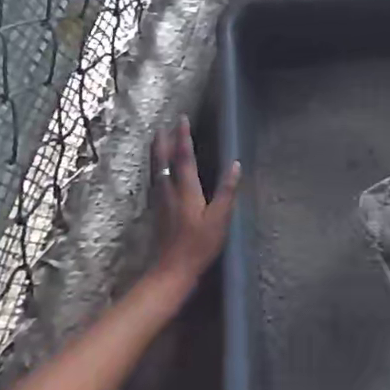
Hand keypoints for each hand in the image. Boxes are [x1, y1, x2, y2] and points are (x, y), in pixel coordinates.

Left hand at [148, 116, 239, 286]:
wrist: (172, 269)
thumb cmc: (199, 245)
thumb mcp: (219, 219)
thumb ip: (227, 191)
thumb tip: (235, 165)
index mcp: (186, 190)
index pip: (184, 157)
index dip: (183, 137)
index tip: (182, 119)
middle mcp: (169, 191)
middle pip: (163, 160)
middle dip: (164, 141)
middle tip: (164, 125)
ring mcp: (160, 202)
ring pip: (156, 170)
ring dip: (157, 153)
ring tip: (156, 141)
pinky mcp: (157, 211)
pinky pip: (155, 181)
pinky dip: (156, 168)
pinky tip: (157, 172)